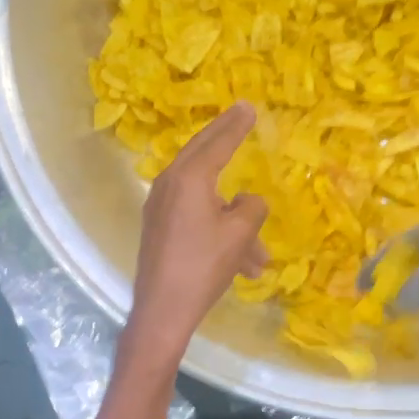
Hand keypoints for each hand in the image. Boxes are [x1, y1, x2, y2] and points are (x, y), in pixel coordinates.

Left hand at [127, 102, 269, 354]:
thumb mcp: (239, 235)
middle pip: (203, 157)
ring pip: (206, 202)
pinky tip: (241, 267)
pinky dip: (219, 235)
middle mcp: (169, 185)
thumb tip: (247, 201)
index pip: (217, 141)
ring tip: (260, 259)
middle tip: (242, 118)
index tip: (248, 108)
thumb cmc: (203, 267)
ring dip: (235, 225)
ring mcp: (160, 209)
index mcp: (189, 177)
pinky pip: (195, 221)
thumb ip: (252, 208)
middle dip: (227, 143)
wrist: (162, 310)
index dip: (236, 125)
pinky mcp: (158, 232)